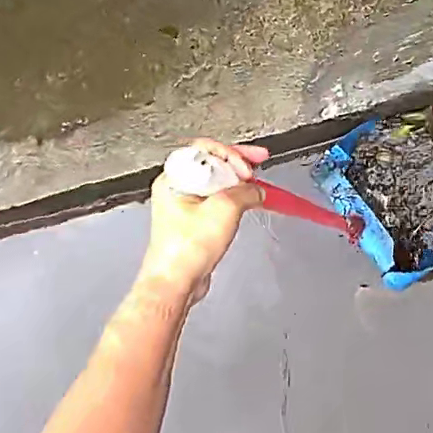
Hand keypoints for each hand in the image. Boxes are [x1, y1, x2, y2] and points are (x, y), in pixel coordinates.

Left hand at [138, 139, 267, 302]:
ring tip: (255, 182)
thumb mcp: (225, 209)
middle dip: (237, 162)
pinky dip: (233, 198)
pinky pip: (216, 200)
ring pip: (215, 181)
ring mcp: (185, 204)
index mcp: (174, 178)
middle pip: (211, 163)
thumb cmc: (185, 250)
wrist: (176, 282)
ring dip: (237, 181)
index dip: (230, 153)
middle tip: (258, 159)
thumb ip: (246, 192)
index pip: (205, 149)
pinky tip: (247, 201)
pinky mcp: (194, 220)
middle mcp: (176, 187)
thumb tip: (257, 190)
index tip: (248, 166)